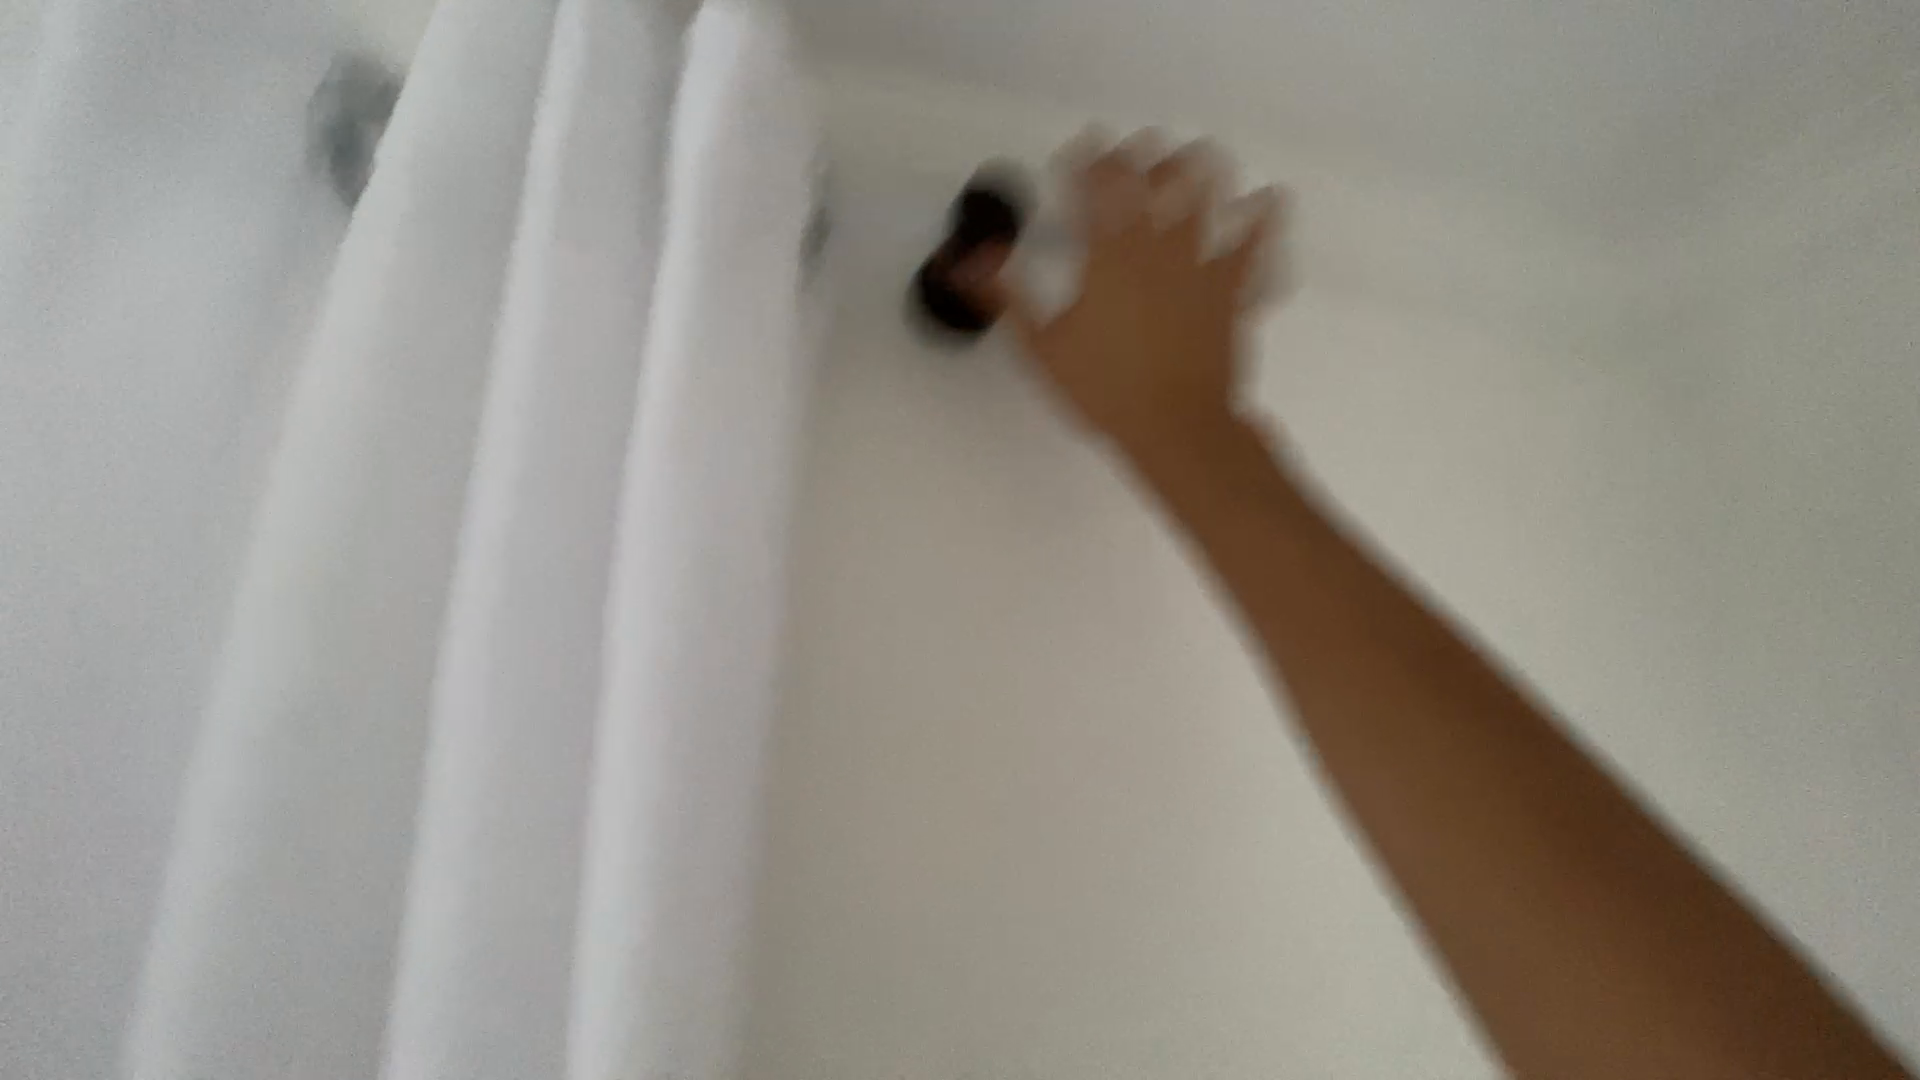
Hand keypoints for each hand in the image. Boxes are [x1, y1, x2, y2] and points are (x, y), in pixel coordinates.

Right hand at [962, 131, 1285, 458]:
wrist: (1174, 427)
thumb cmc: (1102, 391)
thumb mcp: (1042, 349)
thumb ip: (1007, 297)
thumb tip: (966, 259)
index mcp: (1106, 256)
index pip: (1093, 184)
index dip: (1084, 157)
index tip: (1076, 151)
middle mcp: (1157, 246)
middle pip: (1153, 173)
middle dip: (1140, 153)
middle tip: (1131, 154)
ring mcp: (1202, 263)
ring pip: (1211, 190)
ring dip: (1201, 167)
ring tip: (1192, 162)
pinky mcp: (1235, 288)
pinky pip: (1259, 244)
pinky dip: (1265, 219)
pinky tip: (1265, 202)